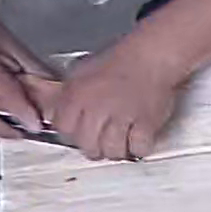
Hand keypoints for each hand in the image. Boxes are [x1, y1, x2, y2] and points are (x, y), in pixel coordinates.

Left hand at [52, 40, 184, 160]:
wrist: (150, 59)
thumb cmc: (119, 63)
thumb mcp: (81, 73)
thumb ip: (69, 95)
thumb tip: (60, 112)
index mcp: (76, 95)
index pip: (63, 129)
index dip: (72, 136)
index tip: (81, 136)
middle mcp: (96, 108)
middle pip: (88, 145)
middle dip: (94, 150)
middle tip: (102, 147)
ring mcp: (122, 118)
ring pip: (113, 150)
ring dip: (117, 152)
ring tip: (121, 146)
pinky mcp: (146, 124)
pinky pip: (139, 148)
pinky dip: (139, 149)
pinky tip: (139, 142)